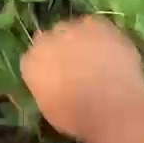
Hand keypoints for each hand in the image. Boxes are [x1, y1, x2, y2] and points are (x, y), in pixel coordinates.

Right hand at [21, 16, 143, 142]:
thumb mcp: (49, 108)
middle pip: (52, 37)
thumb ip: (45, 86)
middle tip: (78, 65)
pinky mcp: (99, 24)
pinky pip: (98, 25)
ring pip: (76, 28)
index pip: (33, 57)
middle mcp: (47, 39)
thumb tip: (54, 81)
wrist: (112, 109)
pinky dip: (103, 36)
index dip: (47, 65)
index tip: (58, 76)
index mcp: (31, 62)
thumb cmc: (78, 119)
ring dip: (83, 39)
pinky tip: (112, 51)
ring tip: (98, 57)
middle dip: (63, 48)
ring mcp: (74, 29)